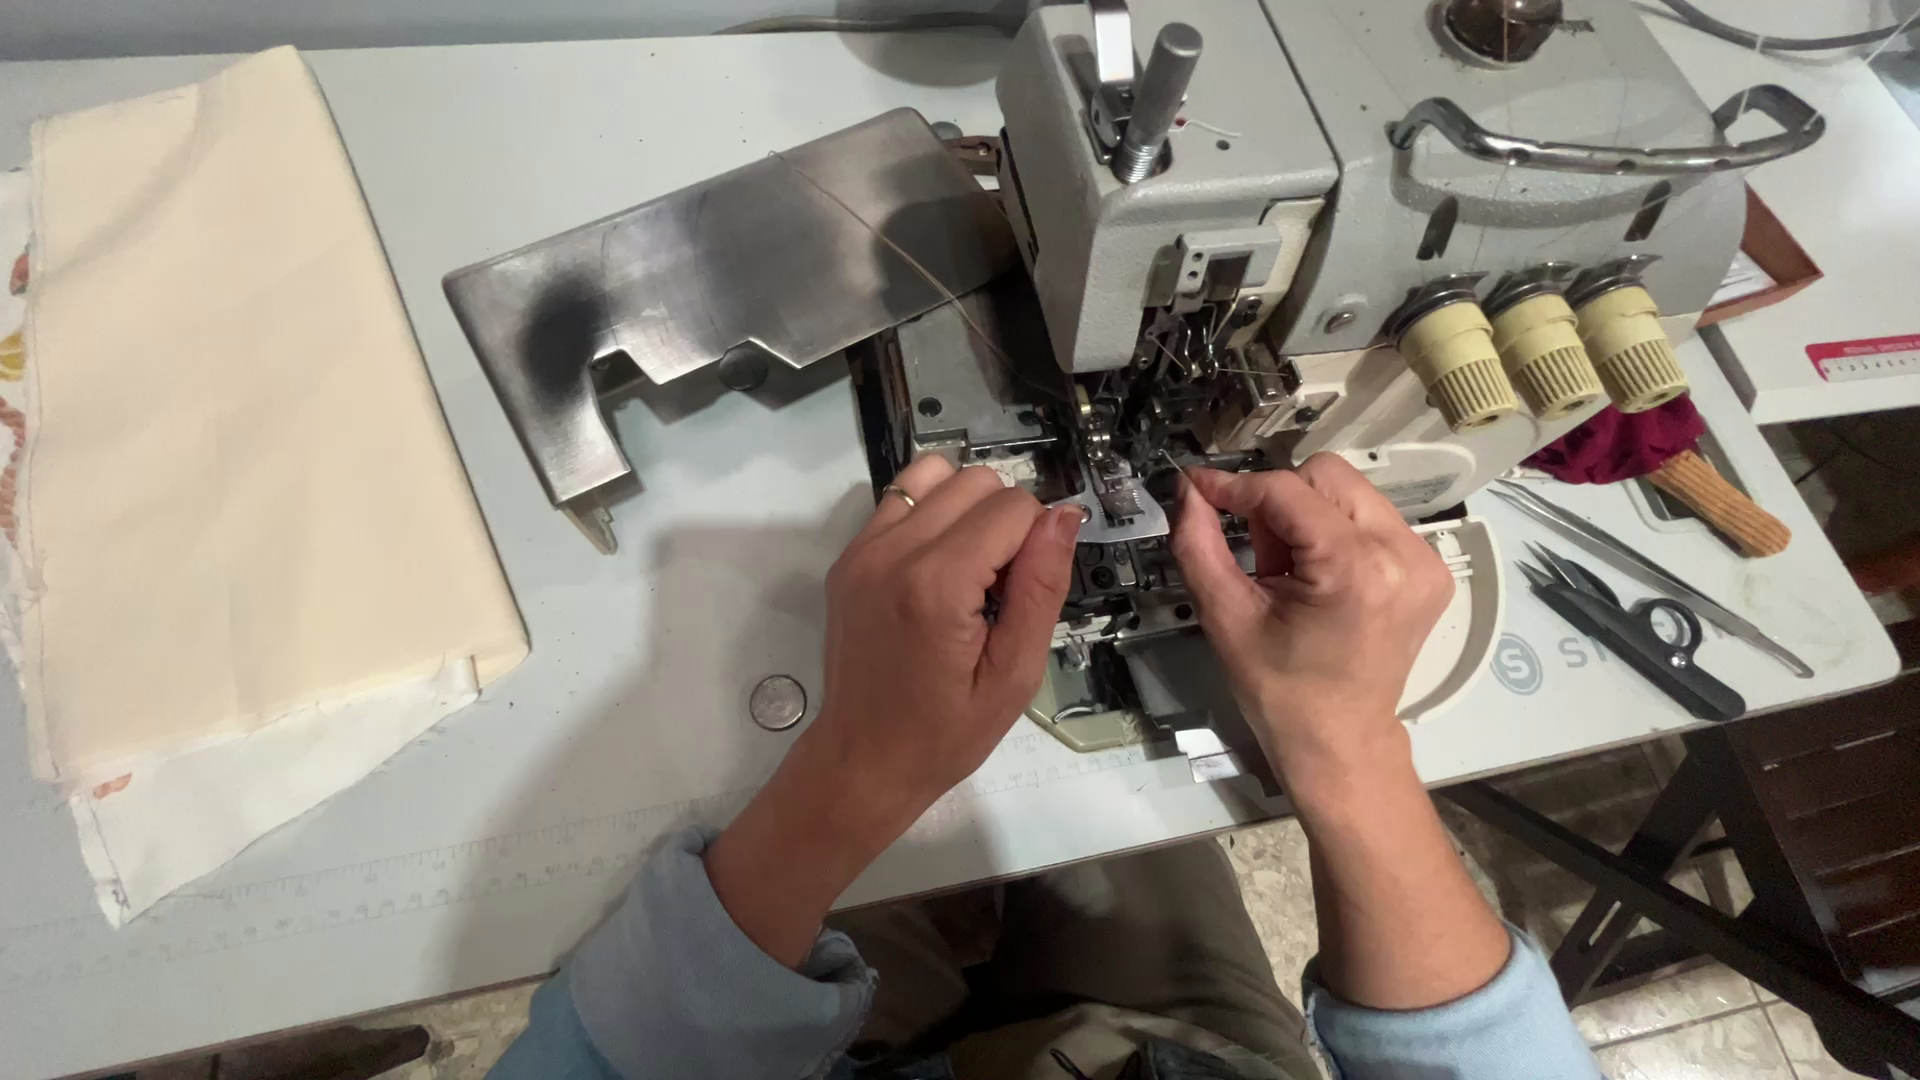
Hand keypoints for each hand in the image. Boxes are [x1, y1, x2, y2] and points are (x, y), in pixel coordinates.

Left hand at [812, 454, 1083, 826]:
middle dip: (1004, 520)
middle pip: (975, 480)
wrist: (863, 758)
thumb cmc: (946, 732)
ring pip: (935, 474)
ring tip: (968, 565)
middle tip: (998, 583)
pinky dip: (929, 513)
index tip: (1021, 591)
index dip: (1036, 541)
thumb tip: (1064, 515)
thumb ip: (1041, 587)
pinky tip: (935, 565)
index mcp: (937, 585)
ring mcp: (861, 550)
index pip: (1013, 506)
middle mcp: (892, 552)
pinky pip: (900, 497)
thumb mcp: (1015, 674)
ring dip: (966, 506)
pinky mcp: (847, 556)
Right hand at [1168, 453, 1453, 778]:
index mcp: (1355, 569)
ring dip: (1303, 515)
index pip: (1286, 490)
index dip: (1234, 485)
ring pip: (1346, 491)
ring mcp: (1425, 560)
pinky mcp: (1429, 568)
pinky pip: (1367, 516)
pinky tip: (1315, 575)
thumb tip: (1188, 492)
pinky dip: (1330, 531)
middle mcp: (1404, 554)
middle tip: (1257, 553)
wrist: (1336, 737)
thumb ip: (1198, 544)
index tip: (1196, 488)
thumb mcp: (1224, 614)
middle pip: (1325, 475)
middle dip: (1276, 502)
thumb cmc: (1277, 687)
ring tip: (1288, 571)